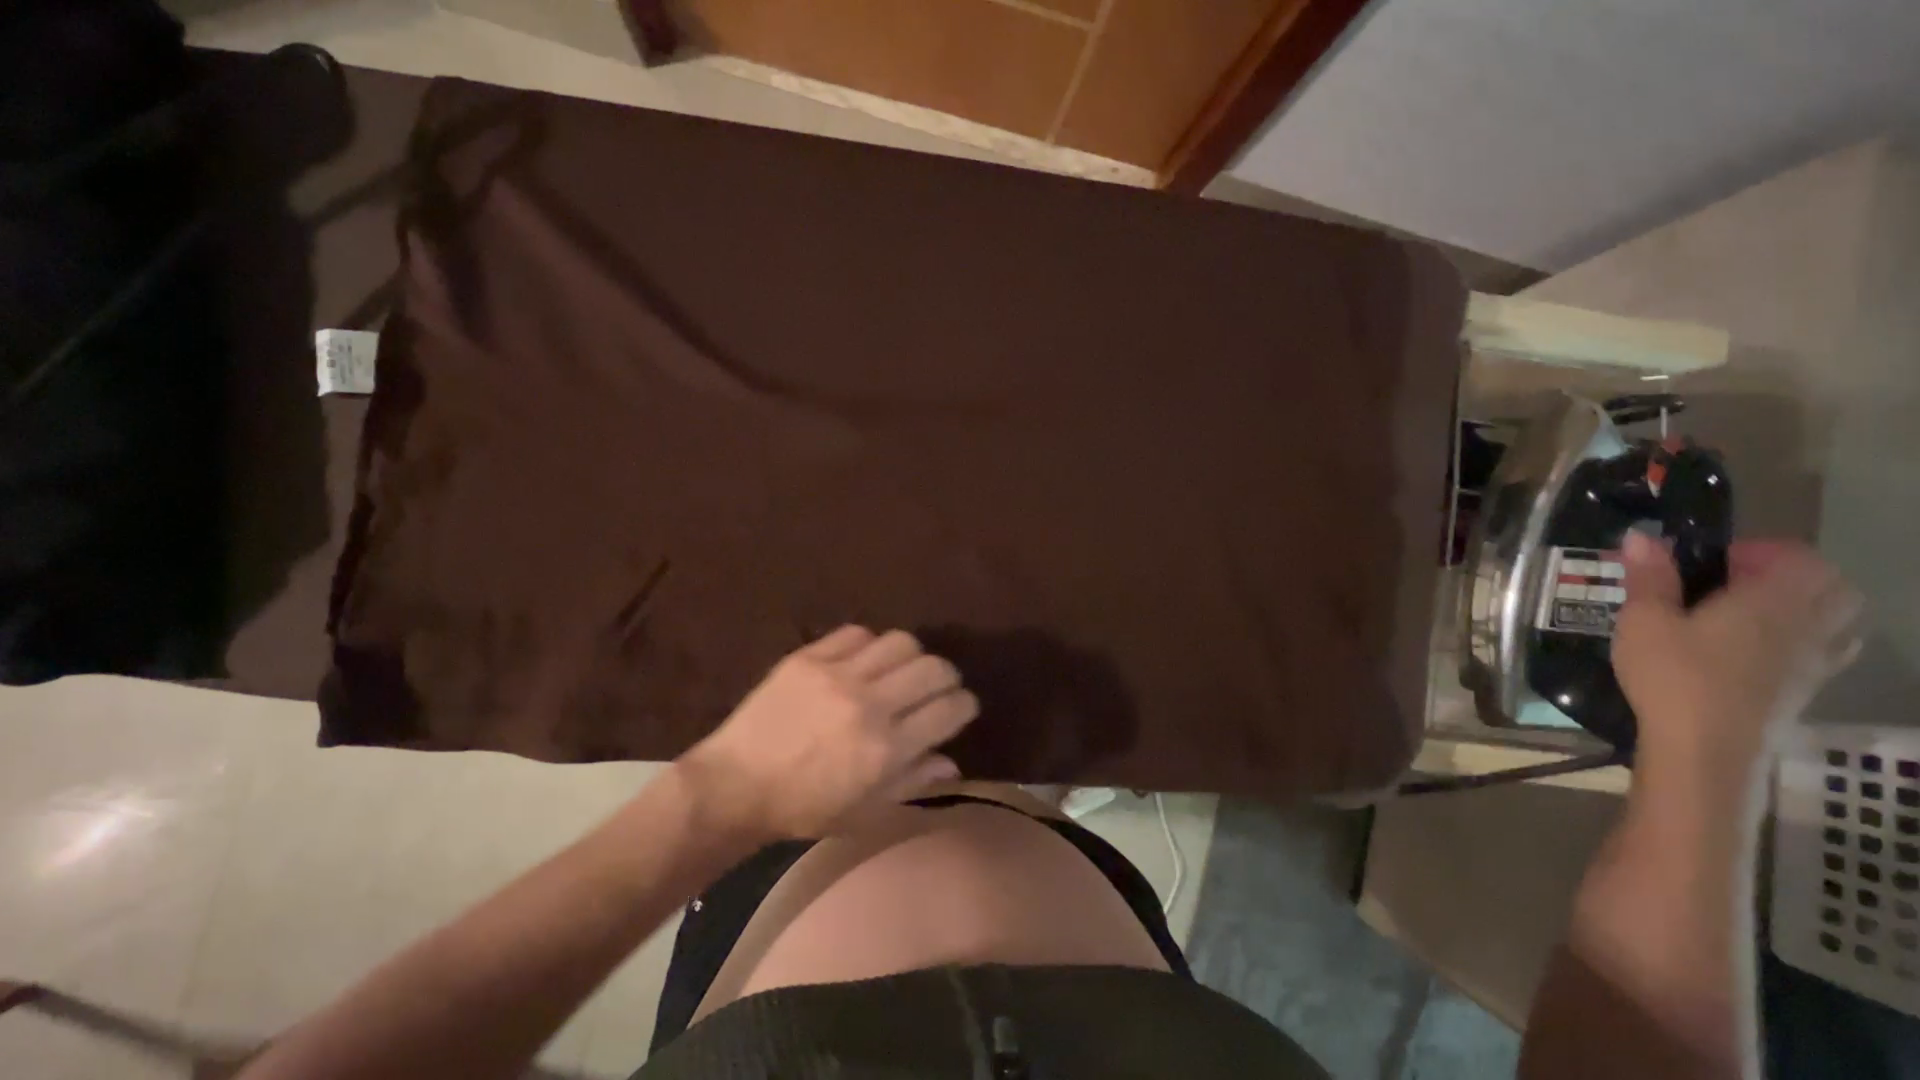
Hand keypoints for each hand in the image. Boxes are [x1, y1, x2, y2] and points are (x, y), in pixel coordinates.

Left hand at [678, 626, 979, 839]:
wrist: (736, 786)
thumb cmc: (804, 809)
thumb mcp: (865, 811)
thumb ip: (912, 782)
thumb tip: (952, 763)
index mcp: (887, 748)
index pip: (951, 708)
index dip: (964, 705)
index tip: (959, 709)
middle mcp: (870, 705)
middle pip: (933, 668)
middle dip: (945, 678)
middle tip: (935, 689)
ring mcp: (838, 676)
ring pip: (900, 642)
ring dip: (909, 657)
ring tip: (898, 671)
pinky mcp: (809, 658)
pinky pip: (856, 633)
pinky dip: (868, 646)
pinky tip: (861, 663)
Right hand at [1613, 533, 1860, 777]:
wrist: (1703, 750)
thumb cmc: (1672, 676)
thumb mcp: (1643, 621)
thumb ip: (1648, 577)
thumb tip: (1641, 536)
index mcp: (1772, 600)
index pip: (1798, 557)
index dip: (1761, 551)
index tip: (1715, 562)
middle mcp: (1806, 626)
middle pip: (1832, 586)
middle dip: (1793, 576)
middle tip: (1738, 584)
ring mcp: (1813, 662)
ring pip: (1837, 621)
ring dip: (1806, 608)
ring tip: (1751, 616)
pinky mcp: (1805, 692)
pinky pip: (1826, 653)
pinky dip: (1803, 641)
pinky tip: (1757, 652)